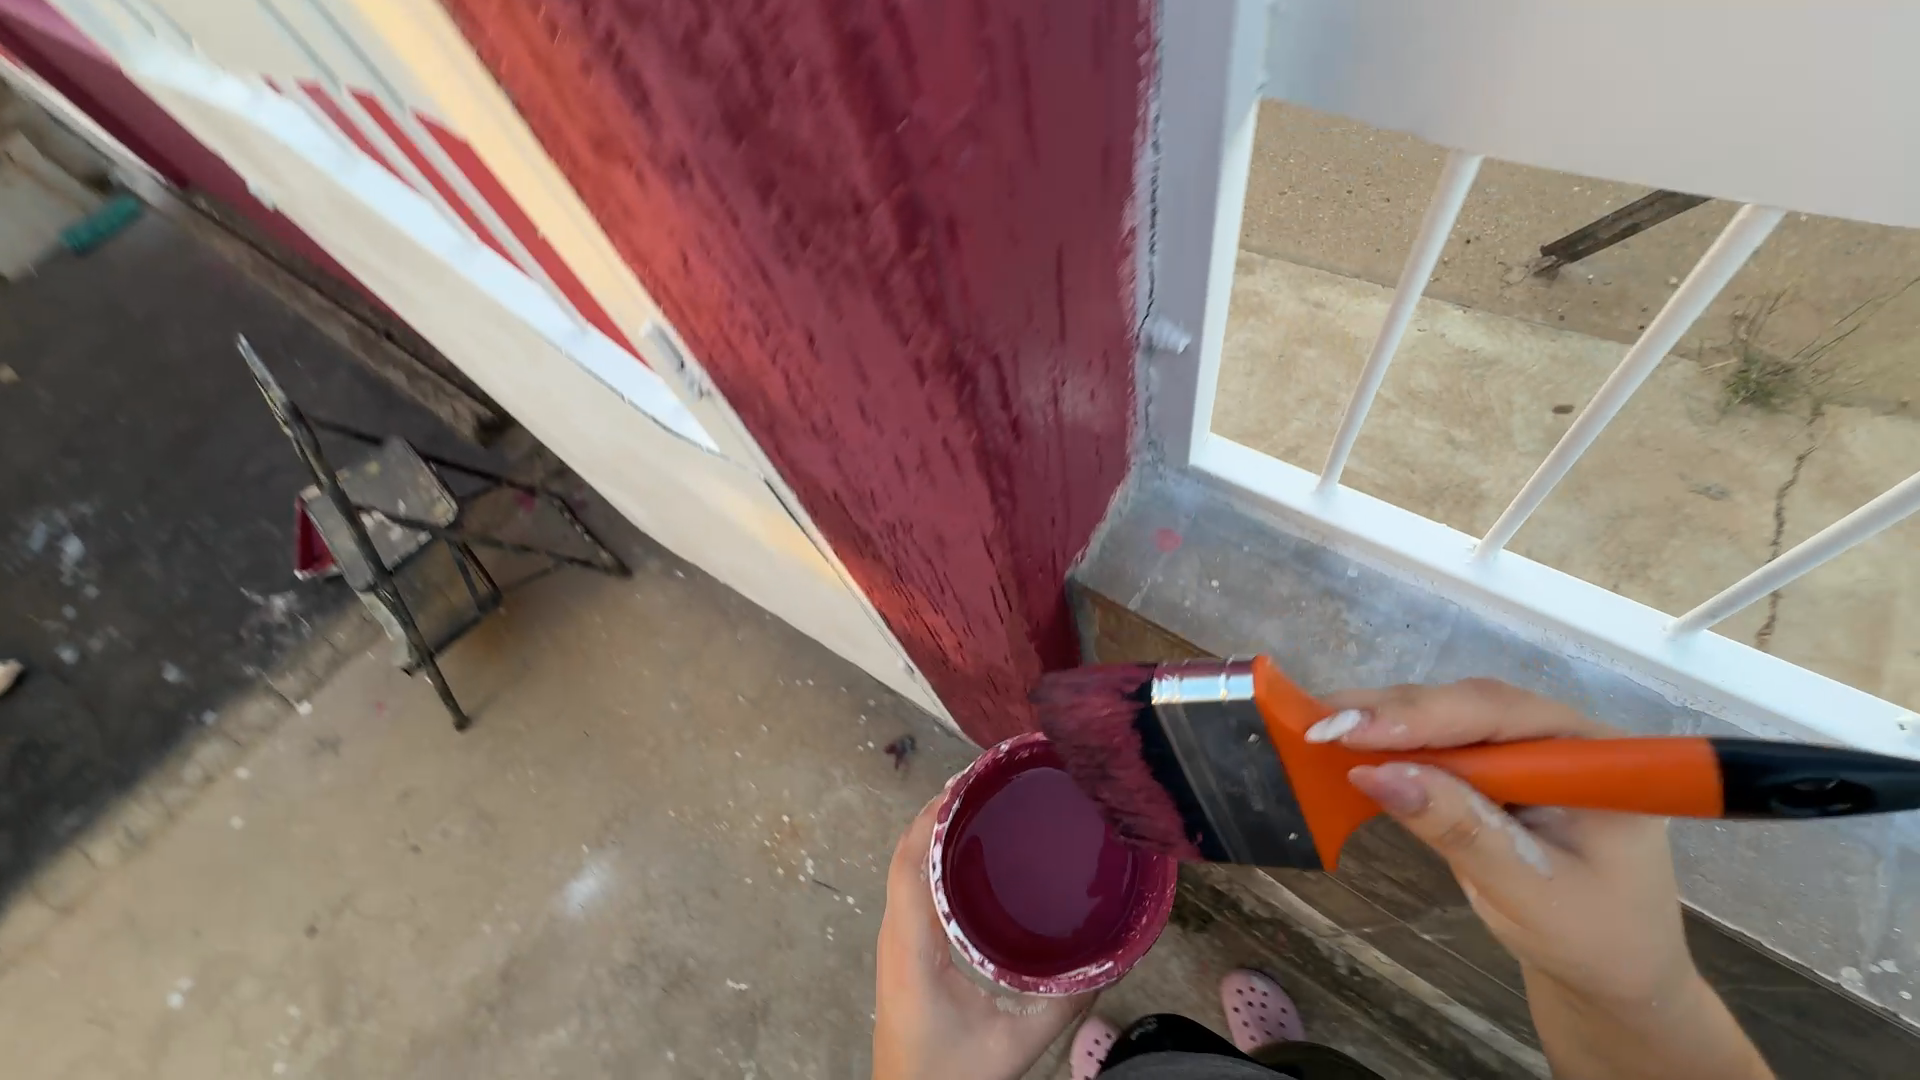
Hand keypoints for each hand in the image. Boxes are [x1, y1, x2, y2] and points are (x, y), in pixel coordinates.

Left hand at [871, 795, 1092, 1079]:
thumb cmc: (951, 1076)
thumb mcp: (1017, 1042)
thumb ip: (1065, 1000)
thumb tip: (1113, 956)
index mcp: (911, 943)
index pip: (909, 859)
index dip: (932, 814)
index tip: (969, 782)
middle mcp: (895, 931)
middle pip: (905, 850)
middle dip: (939, 808)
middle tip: (986, 780)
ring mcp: (894, 938)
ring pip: (905, 864)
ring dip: (933, 827)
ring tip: (978, 800)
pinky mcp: (902, 946)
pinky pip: (911, 882)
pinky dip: (932, 852)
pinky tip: (966, 848)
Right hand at [1317, 679, 1690, 1003]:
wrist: (1609, 974)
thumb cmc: (1591, 939)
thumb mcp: (1529, 892)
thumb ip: (1459, 829)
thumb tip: (1373, 775)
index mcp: (1592, 754)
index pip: (1496, 713)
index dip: (1418, 714)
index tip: (1348, 729)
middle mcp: (1551, 736)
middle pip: (1459, 704)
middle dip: (1388, 713)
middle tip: (1316, 724)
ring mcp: (1517, 750)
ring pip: (1437, 717)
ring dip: (1377, 722)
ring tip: (1318, 729)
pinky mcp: (1484, 768)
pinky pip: (1428, 744)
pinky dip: (1383, 745)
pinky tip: (1345, 745)